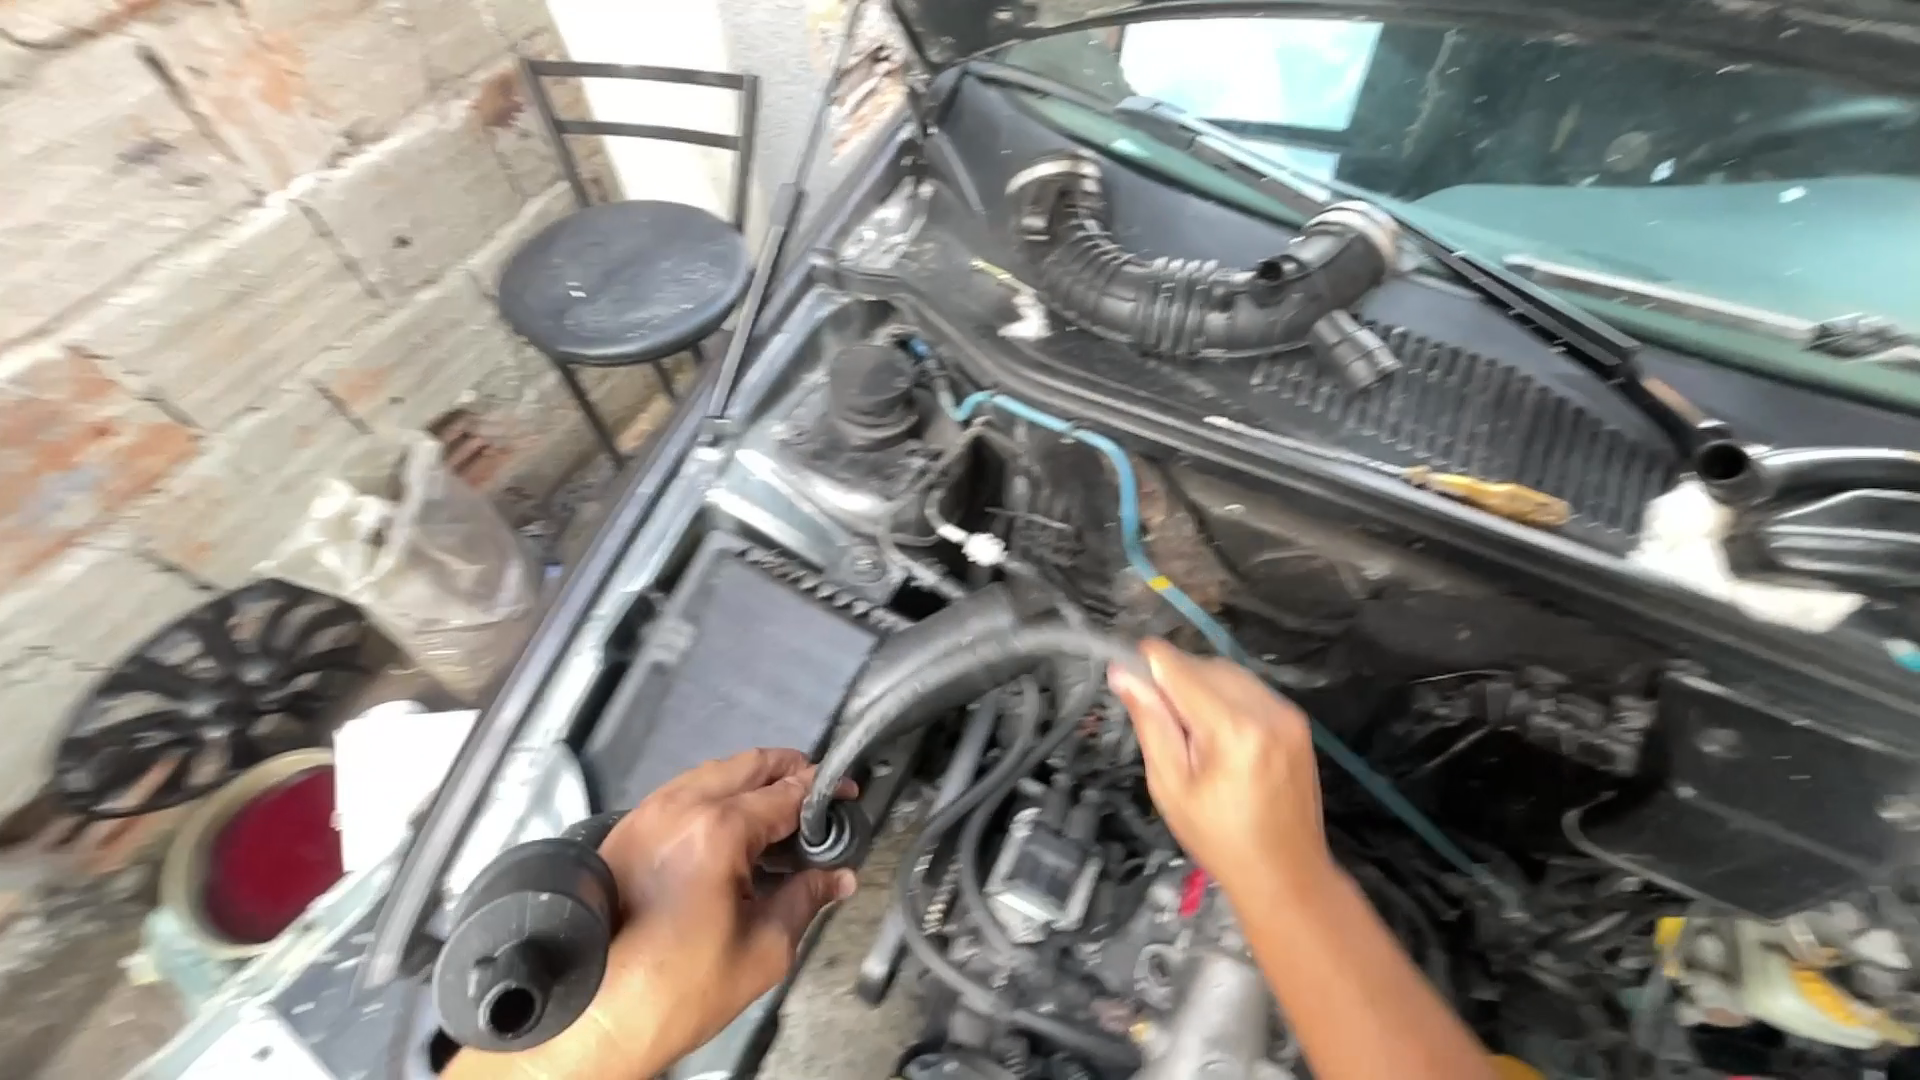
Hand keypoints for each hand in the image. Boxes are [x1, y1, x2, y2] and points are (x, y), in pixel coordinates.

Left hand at [451, 748, 855, 1079]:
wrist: (589, 1021)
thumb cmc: (671, 992)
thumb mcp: (762, 950)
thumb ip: (807, 899)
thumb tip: (838, 878)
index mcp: (718, 831)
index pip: (787, 792)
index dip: (824, 789)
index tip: (846, 792)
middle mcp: (680, 808)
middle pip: (751, 763)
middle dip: (791, 769)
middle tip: (817, 792)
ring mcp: (648, 813)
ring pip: (715, 770)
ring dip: (754, 778)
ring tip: (780, 807)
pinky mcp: (629, 828)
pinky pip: (686, 789)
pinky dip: (718, 792)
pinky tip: (734, 823)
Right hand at [1108, 640, 1332, 898]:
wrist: (1287, 875)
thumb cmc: (1219, 838)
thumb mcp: (1170, 786)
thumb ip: (1150, 722)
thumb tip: (1122, 674)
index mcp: (1233, 729)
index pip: (1180, 667)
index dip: (1148, 663)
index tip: (1127, 674)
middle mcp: (1266, 710)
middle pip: (1204, 665)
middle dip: (1174, 677)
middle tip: (1157, 716)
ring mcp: (1286, 713)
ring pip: (1228, 672)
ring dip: (1199, 684)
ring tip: (1187, 728)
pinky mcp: (1296, 721)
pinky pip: (1249, 688)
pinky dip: (1224, 696)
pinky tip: (1216, 732)